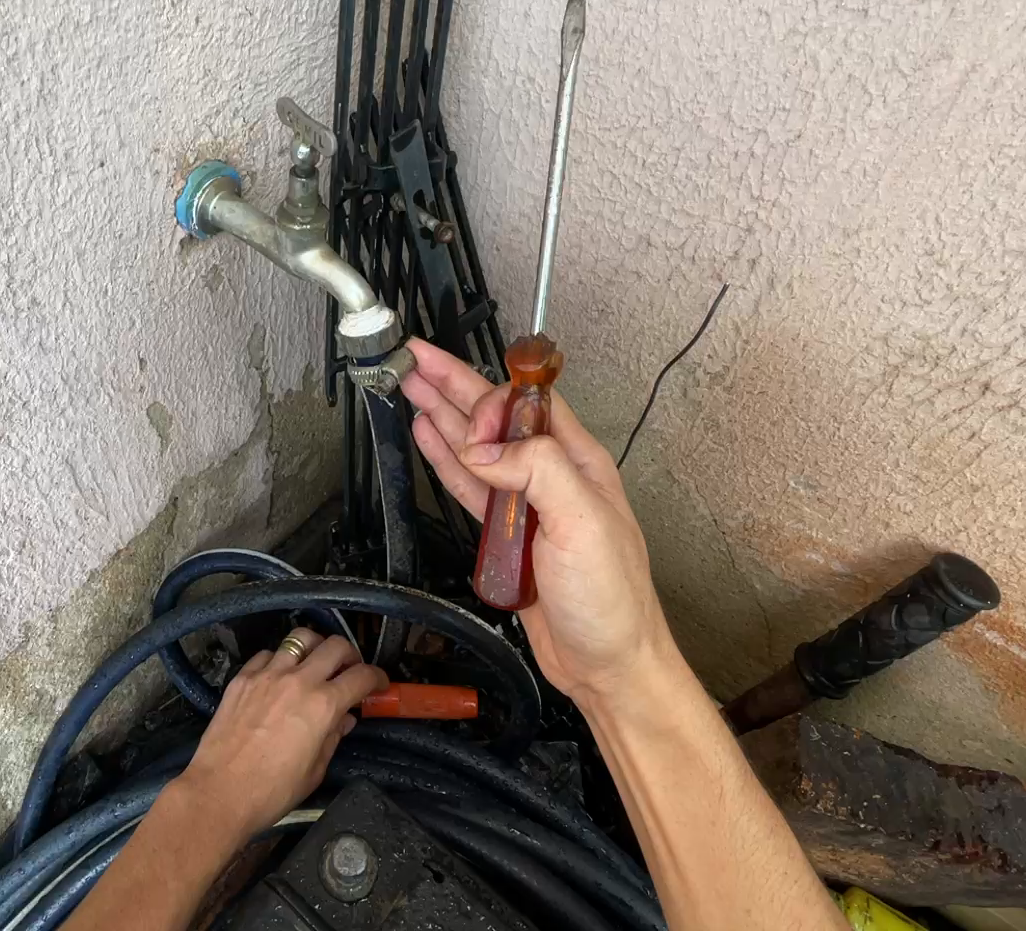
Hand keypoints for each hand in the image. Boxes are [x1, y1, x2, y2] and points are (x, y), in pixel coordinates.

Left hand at [172, 629, 388, 837]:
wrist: (220, 792)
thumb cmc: (272, 791)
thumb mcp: (315, 770)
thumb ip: (333, 737)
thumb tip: (345, 718)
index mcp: (323, 705)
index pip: (361, 676)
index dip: (377, 677)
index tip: (379, 684)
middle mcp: (298, 680)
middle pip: (335, 645)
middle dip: (351, 654)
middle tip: (350, 669)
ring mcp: (268, 673)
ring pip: (300, 638)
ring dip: (315, 648)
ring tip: (315, 663)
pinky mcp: (243, 676)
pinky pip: (268, 654)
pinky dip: (280, 660)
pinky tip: (279, 676)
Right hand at [401, 338, 671, 706]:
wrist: (607, 665)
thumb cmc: (612, 600)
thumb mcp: (583, 522)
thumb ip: (536, 470)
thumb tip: (483, 450)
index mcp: (576, 461)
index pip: (525, 403)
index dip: (485, 394)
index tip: (456, 406)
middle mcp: (550, 474)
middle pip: (493, 416)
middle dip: (453, 384)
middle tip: (416, 360)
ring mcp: (525, 502)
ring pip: (475, 446)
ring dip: (442, 416)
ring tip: (413, 387)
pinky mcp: (505, 532)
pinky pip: (469, 486)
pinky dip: (446, 460)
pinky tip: (431, 437)